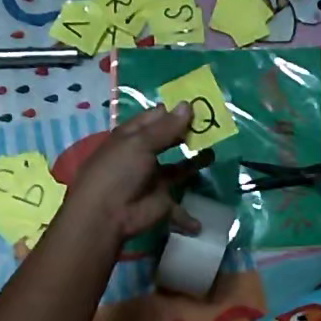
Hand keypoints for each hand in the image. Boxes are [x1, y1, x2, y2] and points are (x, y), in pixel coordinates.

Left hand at [63, 105, 210, 240]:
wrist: (106, 215)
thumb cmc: (119, 171)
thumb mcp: (140, 143)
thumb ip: (166, 127)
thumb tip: (187, 104)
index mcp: (132, 136)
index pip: (156, 117)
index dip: (176, 110)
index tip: (201, 104)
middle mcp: (143, 154)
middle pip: (169, 139)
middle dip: (188, 133)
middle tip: (214, 124)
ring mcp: (153, 179)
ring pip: (179, 168)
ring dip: (195, 163)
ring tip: (214, 152)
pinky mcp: (162, 202)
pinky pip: (180, 207)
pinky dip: (190, 215)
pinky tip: (204, 215)